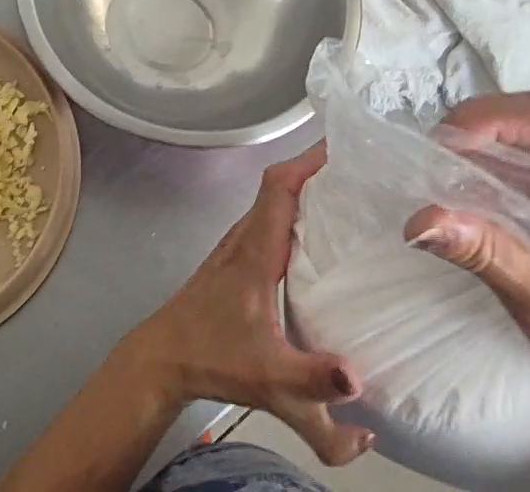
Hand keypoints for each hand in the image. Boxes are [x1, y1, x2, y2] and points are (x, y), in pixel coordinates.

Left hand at [127, 143, 376, 465]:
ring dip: (307, 191)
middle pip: (280, 187)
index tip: (347, 148)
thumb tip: (359, 380)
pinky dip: (294, 213)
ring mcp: (236, 248)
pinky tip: (321, 234)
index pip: (279, 188)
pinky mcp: (235, 262)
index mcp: (255, 254)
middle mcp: (244, 240)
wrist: (163, 360)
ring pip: (272, 204)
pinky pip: (268, 222)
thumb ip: (315, 382)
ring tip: (353, 195)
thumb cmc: (212, 361)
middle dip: (319, 171)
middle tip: (366, 171)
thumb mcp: (270, 382)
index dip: (309, 161)